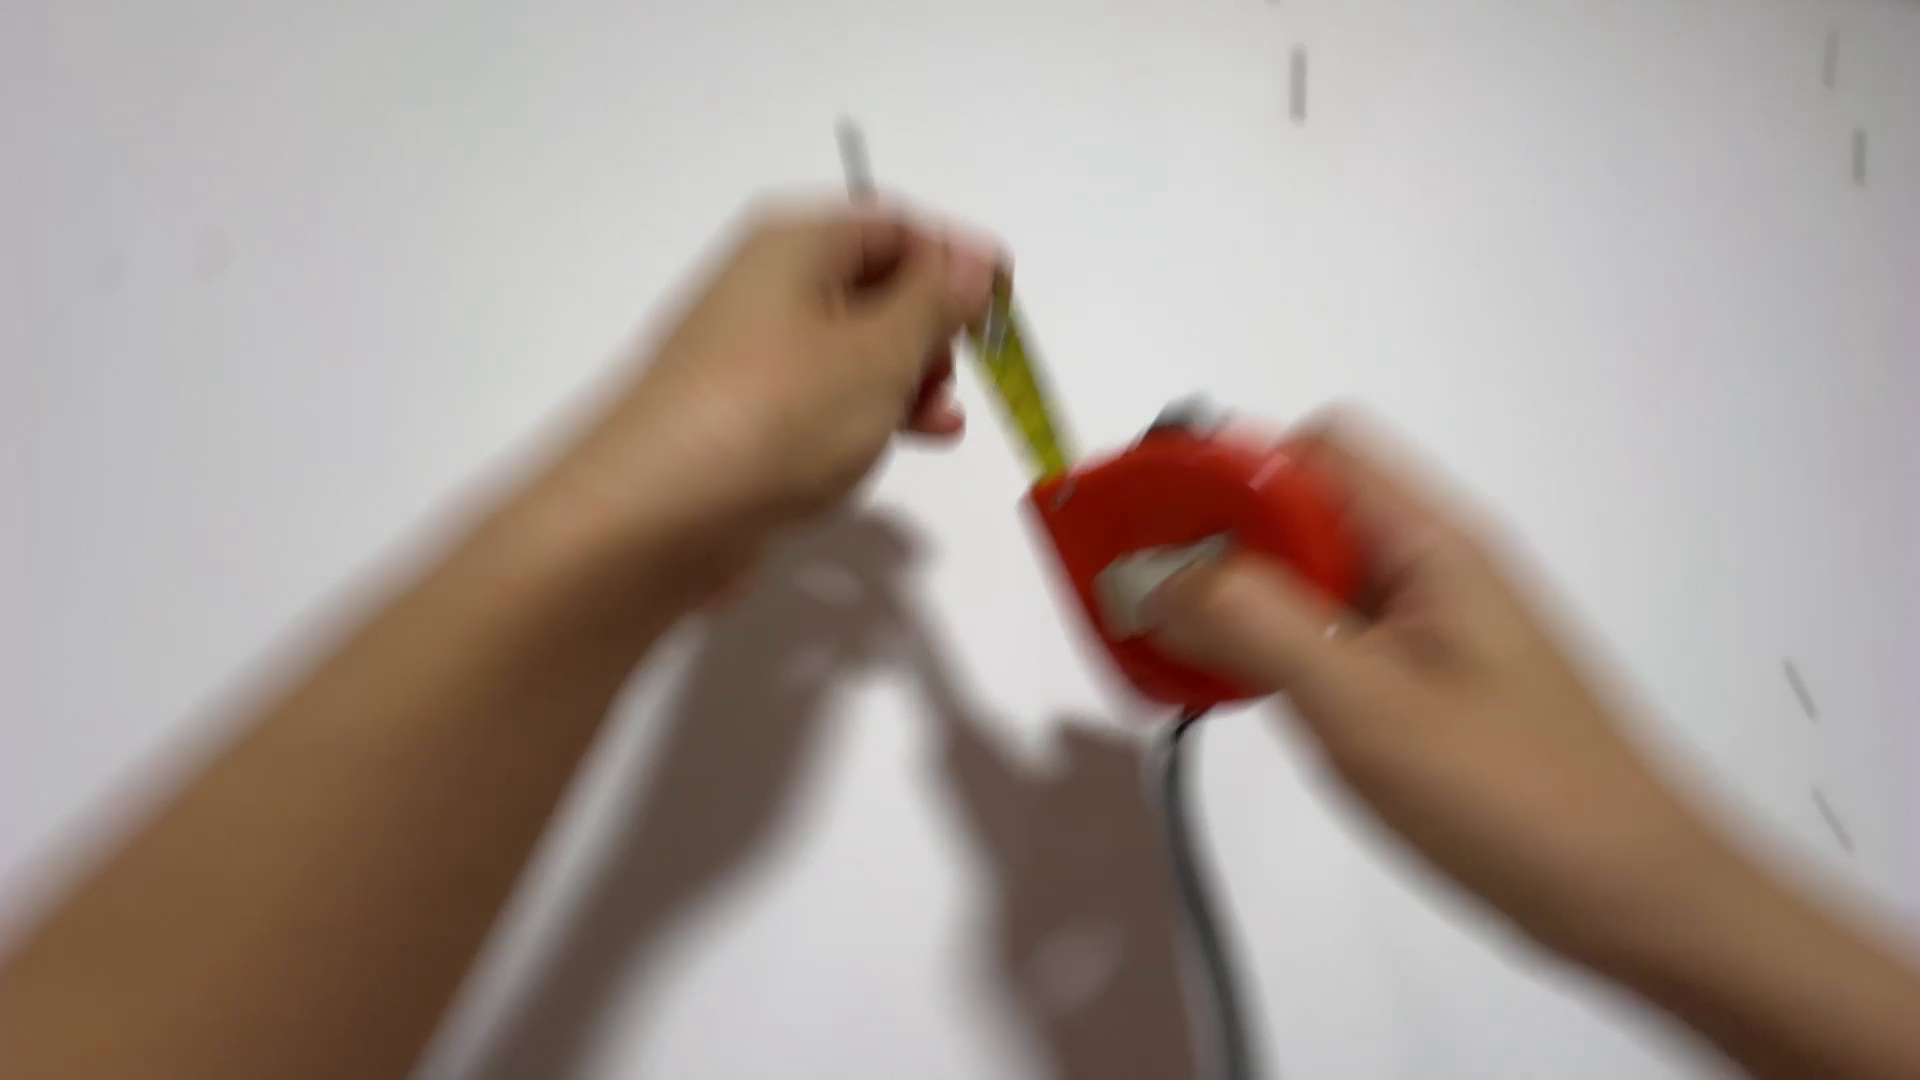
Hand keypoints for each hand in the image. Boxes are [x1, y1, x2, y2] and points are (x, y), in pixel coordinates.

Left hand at [533, 200, 997, 593]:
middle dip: (933, 328)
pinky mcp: (748, 417)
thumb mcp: (880, 351)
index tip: (1004, 303)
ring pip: (854, 351)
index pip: (896, 226)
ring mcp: (754, 357)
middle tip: (963, 371)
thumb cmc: (781, 414)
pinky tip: (896, 443)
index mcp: (795, 245)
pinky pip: (825, 399)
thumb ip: (936, 300)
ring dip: (908, 379)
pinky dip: (869, 413)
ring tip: (941, 421)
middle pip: (875, 287)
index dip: (957, 259)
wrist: (656, 517)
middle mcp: (769, 289)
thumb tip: (975, 257)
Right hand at [1153, 417, 1742, 962]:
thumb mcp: (1362, 702)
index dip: (1229, 470)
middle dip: (1218, 538)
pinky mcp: (1413, 669)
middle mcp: (1421, 562)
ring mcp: (1419, 619)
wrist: (1636, 905)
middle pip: (1301, 507)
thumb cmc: (1506, 793)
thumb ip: (1254, 625)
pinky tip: (1243, 685)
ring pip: (1304, 570)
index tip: (1158, 522)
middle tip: (1156, 595)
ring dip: (1236, 596)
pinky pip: (1319, 626)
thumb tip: (1157, 574)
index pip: (1313, 451)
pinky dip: (1265, 640)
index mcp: (1422, 541)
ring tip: (1183, 644)